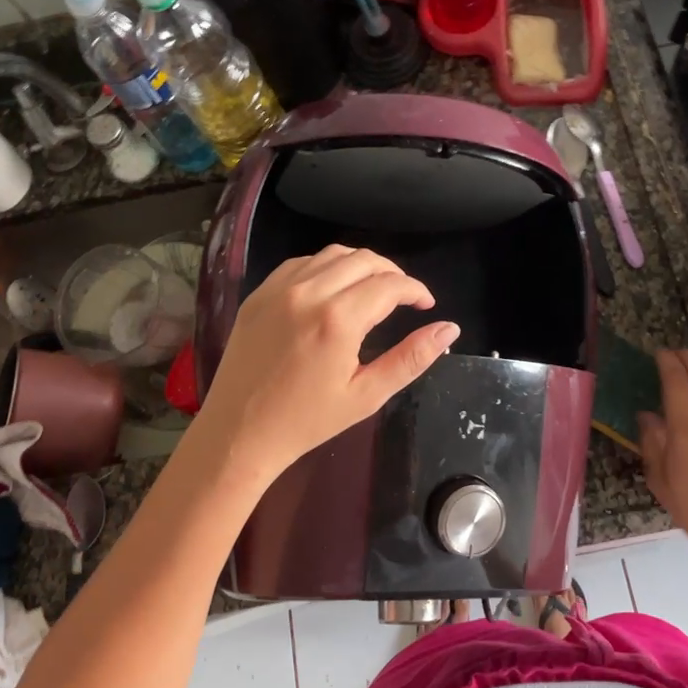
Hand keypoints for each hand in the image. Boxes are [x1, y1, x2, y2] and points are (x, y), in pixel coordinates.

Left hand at [192, 246, 458, 478]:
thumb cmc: (307, 422)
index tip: (426, 305)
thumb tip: (449, 329)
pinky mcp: (259, 294)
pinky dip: (326, 267)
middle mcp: (308, 292)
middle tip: (404, 297)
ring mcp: (278, 289)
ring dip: (360, 265)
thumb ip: (411, 358)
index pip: (389, 284)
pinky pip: (301, 263)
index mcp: (338, 319)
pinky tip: (333, 290)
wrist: (238, 432)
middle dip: (392, 273)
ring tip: (373, 290)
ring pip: (332, 254)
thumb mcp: (367, 395)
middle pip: (363, 260)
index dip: (415, 289)